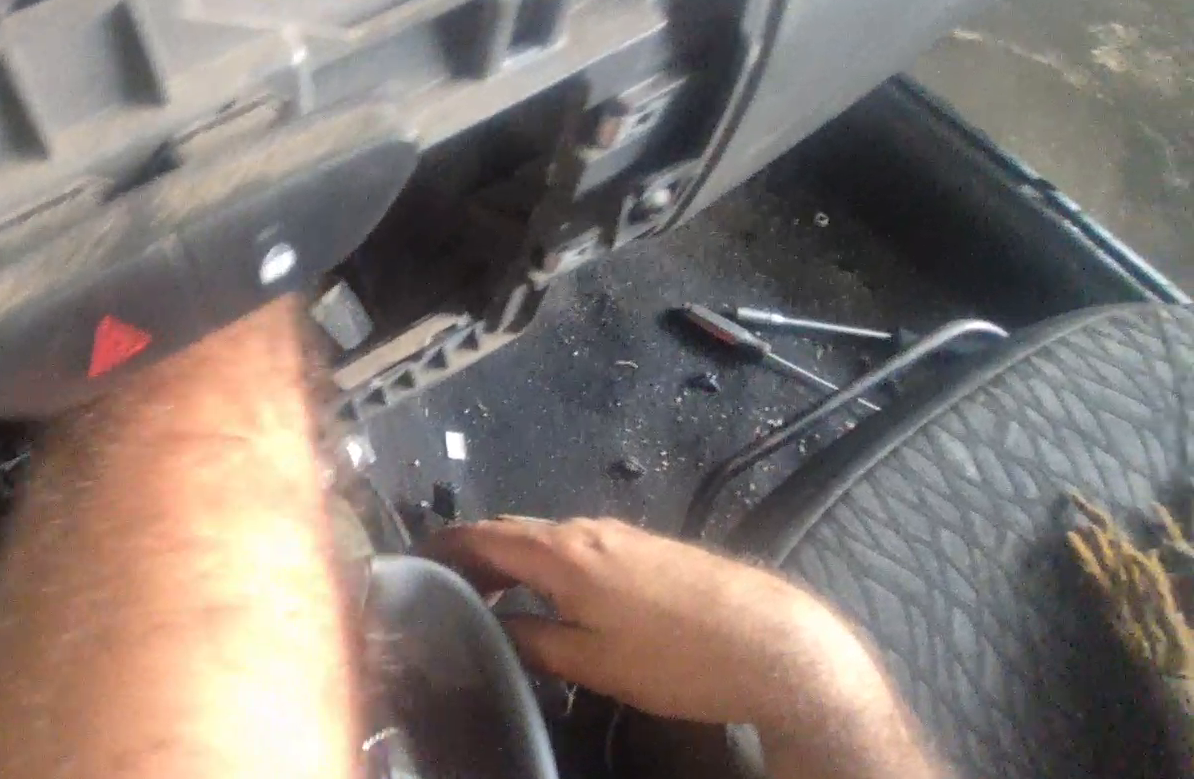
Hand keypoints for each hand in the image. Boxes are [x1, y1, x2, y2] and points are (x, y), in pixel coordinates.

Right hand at [425, 516, 887, 728]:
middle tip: (451, 585)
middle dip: (474, 552)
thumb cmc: (675, 656)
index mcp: (559, 553)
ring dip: (511, 557)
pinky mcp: (642, 544)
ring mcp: (614, 533)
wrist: (775, 642)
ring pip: (543, 536)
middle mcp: (580, 529)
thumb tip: (495, 631)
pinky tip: (553, 592)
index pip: (483, 536)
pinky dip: (544, 559)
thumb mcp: (595, 663)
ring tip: (495, 592)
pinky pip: (574, 543)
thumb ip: (534, 643)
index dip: (446, 545)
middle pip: (510, 530)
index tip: (419, 560)